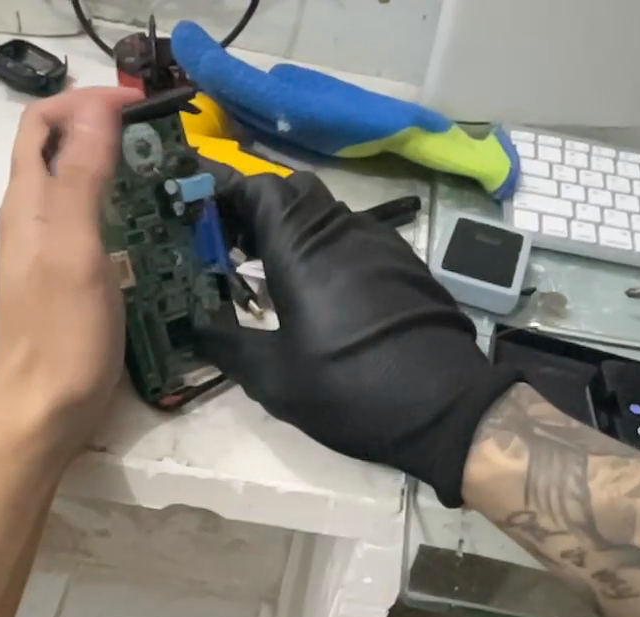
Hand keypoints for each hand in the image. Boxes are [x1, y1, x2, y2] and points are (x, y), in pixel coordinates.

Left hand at [0, 86, 141, 458]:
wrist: (43, 411)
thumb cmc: (61, 334)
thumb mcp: (74, 248)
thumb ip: (81, 176)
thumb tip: (97, 107)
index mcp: (28, 204)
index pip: (41, 124)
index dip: (83, 103)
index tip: (139, 109)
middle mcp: (32, 222)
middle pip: (60, 156)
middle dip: (106, 138)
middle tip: (160, 150)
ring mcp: (48, 257)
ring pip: (78, 196)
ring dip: (117, 180)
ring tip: (163, 187)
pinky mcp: (66, 288)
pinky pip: (92, 236)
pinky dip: (120, 222)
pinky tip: (149, 240)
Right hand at [198, 173, 517, 506]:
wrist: (444, 407)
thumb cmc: (350, 389)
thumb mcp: (275, 379)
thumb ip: (227, 345)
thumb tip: (195, 328)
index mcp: (302, 246)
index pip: (254, 186)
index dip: (222, 190)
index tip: (196, 210)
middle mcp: (341, 229)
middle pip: (289, 193)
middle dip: (254, 210)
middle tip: (230, 247)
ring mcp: (379, 244)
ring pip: (324, 216)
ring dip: (290, 234)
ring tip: (267, 275)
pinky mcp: (404, 266)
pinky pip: (352, 241)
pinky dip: (324, 253)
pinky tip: (318, 295)